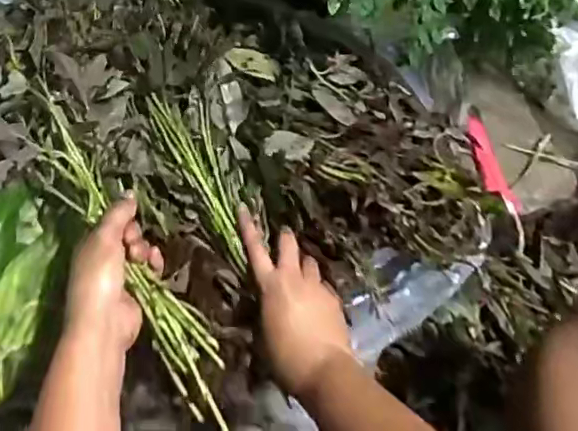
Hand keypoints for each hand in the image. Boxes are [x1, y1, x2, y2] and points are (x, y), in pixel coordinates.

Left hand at [65, 197, 164, 356]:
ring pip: (140, 249)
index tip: (128, 221)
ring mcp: (120, 275)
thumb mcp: (105, 237)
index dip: (123, 218)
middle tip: (132, 244)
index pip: (111, 221)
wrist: (105, 324)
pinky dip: (154, 263)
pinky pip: (149, 267)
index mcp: (91, 244)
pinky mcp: (136, 290)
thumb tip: (129, 192)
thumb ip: (118, 213)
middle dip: (135, 234)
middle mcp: (104, 257)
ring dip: (145, 248)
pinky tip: (155, 264)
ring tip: (144, 257)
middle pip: (127, 234)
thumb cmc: (99, 276)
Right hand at [239, 207, 352, 398]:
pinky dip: (318, 289)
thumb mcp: (265, 336)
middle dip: (285, 238)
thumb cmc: (286, 358)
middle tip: (284, 238)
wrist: (326, 369)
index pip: (255, 250)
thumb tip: (268, 306)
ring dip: (304, 265)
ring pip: (309, 261)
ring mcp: (316, 285)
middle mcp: (293, 278)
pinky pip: (322, 284)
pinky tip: (318, 305)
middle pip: (289, 243)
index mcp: (271, 286)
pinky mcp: (333, 296)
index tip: (244, 207)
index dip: (248, 227)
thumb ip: (266, 312)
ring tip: (303, 277)